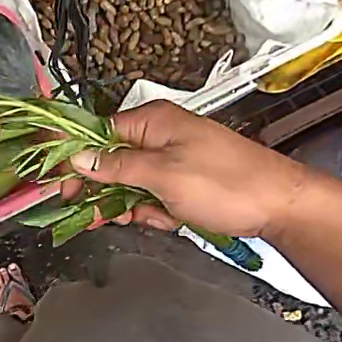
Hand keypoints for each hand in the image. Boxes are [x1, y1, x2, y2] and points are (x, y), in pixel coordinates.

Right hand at [67, 100, 319, 238]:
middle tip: (94, 213)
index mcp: (152, 121)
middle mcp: (158, 135)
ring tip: (147, 217)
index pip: (96, 134)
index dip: (76, 161)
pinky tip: (168, 219)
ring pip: (128, 182)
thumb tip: (78, 158)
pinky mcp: (181, 181)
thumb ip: (117, 166)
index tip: (61, 186)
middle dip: (104, 190)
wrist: (280, 206)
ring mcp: (170, 159)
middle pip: (109, 160)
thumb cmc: (227, 184)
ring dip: (130, 205)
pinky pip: (150, 194)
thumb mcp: (164, 174)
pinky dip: (152, 210)